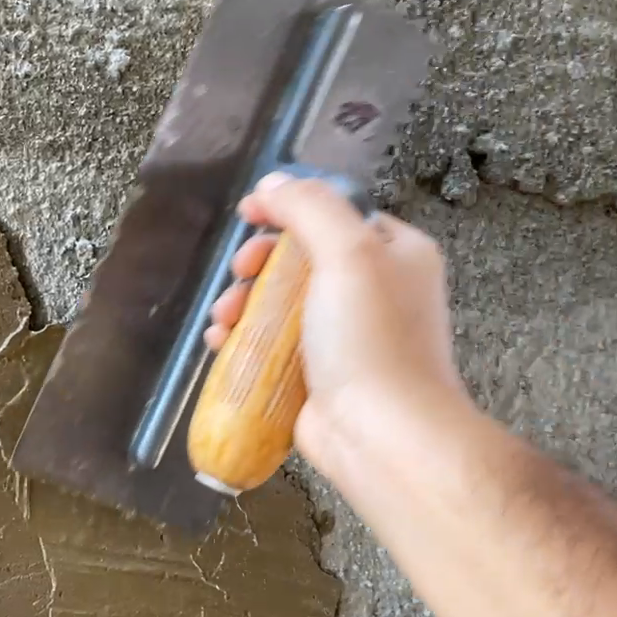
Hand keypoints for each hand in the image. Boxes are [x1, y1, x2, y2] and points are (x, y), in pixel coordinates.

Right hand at [204, 172, 467, 471]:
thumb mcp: (348, 255)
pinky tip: (220, 342)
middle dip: (258, 263)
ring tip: (223, 317)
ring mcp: (342, 336)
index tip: (249, 216)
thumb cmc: (370, 340)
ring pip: (279, 303)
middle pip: (300, 259)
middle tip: (240, 272)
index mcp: (396, 254)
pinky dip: (241, 338)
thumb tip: (271, 182)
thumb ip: (311, 209)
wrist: (378, 434)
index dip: (290, 211)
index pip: (337, 216)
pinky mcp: (313, 373)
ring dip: (242, 303)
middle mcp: (373, 291)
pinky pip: (269, 343)